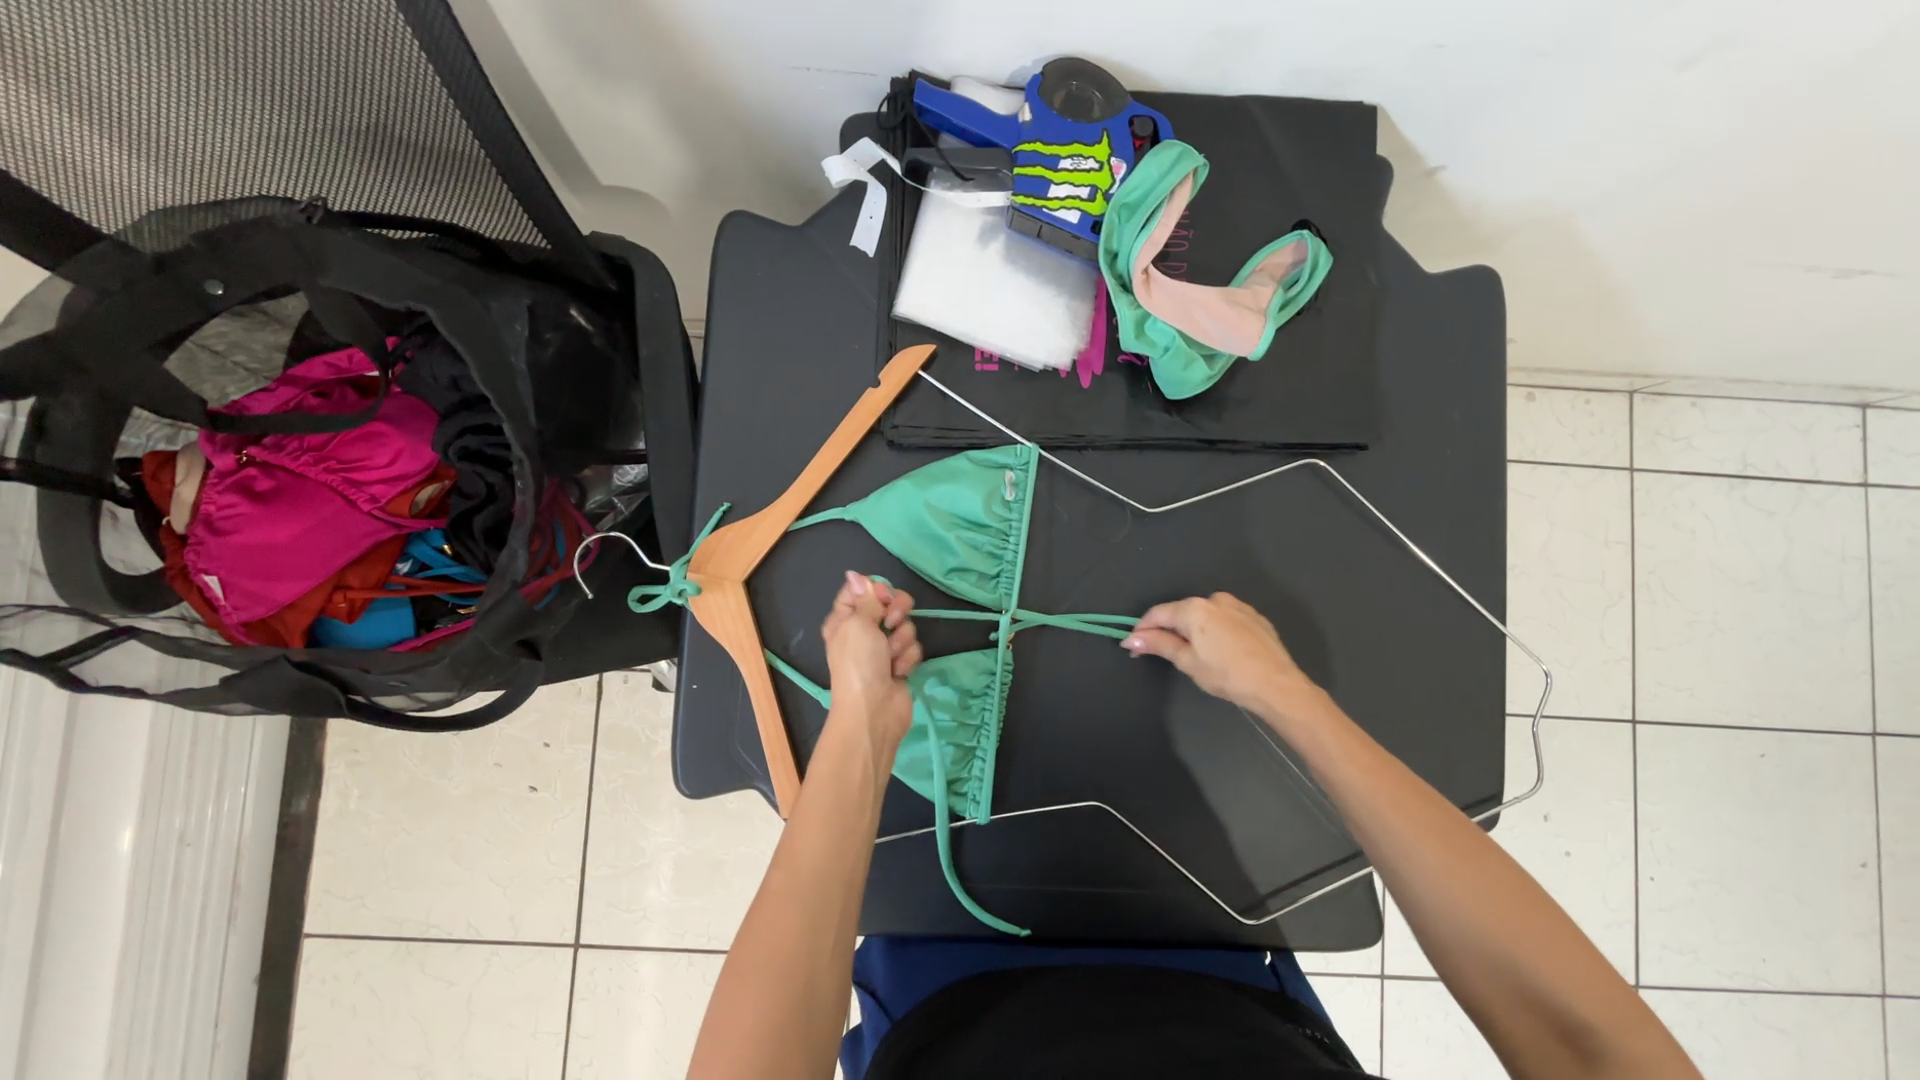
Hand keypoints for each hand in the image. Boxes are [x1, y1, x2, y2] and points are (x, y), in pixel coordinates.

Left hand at [820, 571, 921, 746]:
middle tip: (892, 621)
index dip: (874, 589)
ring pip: (904, 626)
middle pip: (887, 604)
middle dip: (896, 611)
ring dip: (901, 640)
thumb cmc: (859, 663)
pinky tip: (898, 672)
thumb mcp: (858, 623)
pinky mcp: (900, 663)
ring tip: (891, 658)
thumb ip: (865, 598)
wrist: (874, 710)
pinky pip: (912, 647)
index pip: (860, 590)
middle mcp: (863, 631)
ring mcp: (882, 649)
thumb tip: (854, 574)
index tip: (881, 595)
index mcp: (844, 619)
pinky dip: (907, 658)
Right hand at [1122, 592, 1320, 721]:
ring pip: (1204, 615)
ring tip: (1194, 655)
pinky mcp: (1254, 617)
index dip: (1142, 630)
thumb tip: (1132, 639)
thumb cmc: (1227, 675)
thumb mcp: (1188, 662)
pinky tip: (1220, 651)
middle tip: (1162, 654)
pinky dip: (1215, 631)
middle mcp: (1215, 600)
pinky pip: (1225, 619)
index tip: (1133, 647)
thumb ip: (1159, 645)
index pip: (1158, 614)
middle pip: (1181, 612)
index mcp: (1195, 608)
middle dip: (1168, 630)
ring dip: (1193, 630)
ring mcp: (1238, 606)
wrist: (1277, 684)